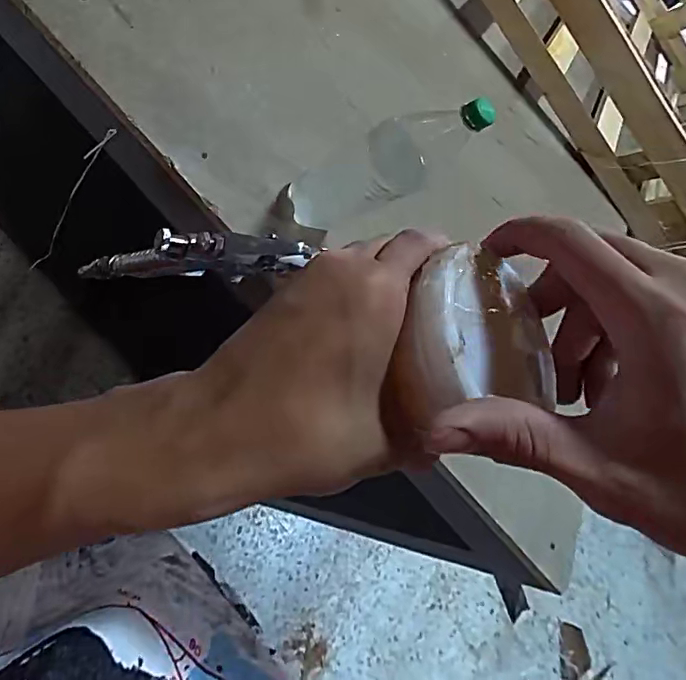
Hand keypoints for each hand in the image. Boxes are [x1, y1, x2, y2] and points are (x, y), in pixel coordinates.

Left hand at [184, 228, 445, 500]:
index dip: (446, 255)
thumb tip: (445, 438)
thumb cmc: (308, 430)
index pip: (420, 243)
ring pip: (359, 258)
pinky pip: (333, 273)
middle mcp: (342, 267)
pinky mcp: (285, 289)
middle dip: (417, 266)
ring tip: (402, 320)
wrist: (220, 426)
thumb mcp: (380, 443)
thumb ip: (422, 436)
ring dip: (382, 276)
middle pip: (391, 245)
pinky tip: (359, 330)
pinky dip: (353, 287)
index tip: (465, 283)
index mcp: (375, 289)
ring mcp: (308, 274)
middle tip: (439, 307)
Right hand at [420, 217, 685, 613]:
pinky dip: (628, 313)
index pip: (568, 239)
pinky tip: (635, 378)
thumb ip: (520, 438)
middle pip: (593, 254)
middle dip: (552, 291)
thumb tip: (440, 430)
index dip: (519, 235)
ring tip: (589, 380)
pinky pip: (663, 285)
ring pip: (627, 269)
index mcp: (652, 312)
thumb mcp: (608, 475)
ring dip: (590, 308)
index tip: (488, 256)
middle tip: (538, 346)